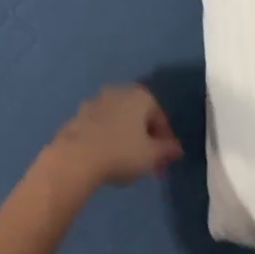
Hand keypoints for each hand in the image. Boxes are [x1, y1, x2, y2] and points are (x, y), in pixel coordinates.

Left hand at [43, 85, 182, 188]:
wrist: (77, 156)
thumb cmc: (121, 152)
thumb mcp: (151, 156)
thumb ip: (167, 150)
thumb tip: (176, 149)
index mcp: (139, 96)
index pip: (159, 116)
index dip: (165, 139)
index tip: (165, 160)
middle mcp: (118, 91)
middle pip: (138, 115)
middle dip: (146, 137)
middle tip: (149, 162)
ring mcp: (96, 101)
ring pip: (119, 119)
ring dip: (126, 136)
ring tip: (128, 161)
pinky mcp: (79, 114)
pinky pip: (101, 125)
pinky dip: (108, 137)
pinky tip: (107, 156)